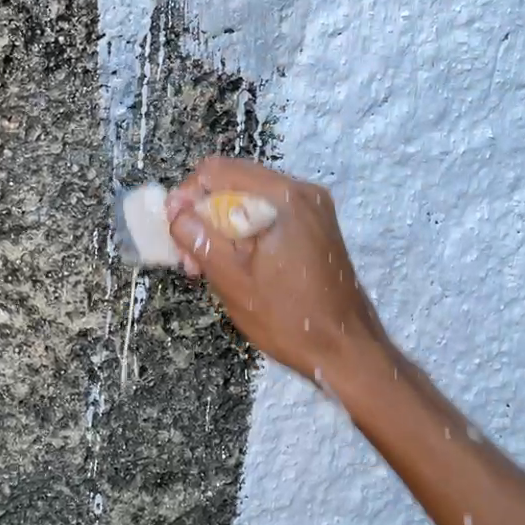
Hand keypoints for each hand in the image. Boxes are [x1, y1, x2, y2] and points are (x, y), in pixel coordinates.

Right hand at [166, 156, 388, 386]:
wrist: (350, 353)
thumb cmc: (289, 319)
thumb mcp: (233, 281)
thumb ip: (199, 238)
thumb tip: (175, 212)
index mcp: (282, 198)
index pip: (216, 171)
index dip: (187, 195)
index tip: (175, 228)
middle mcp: (301, 191)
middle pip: (233, 180)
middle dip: (203, 211)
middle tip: (189, 253)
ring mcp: (313, 206)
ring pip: (248, 195)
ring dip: (221, 222)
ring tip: (207, 262)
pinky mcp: (316, 224)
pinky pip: (267, 210)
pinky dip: (245, 227)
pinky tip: (236, 260)